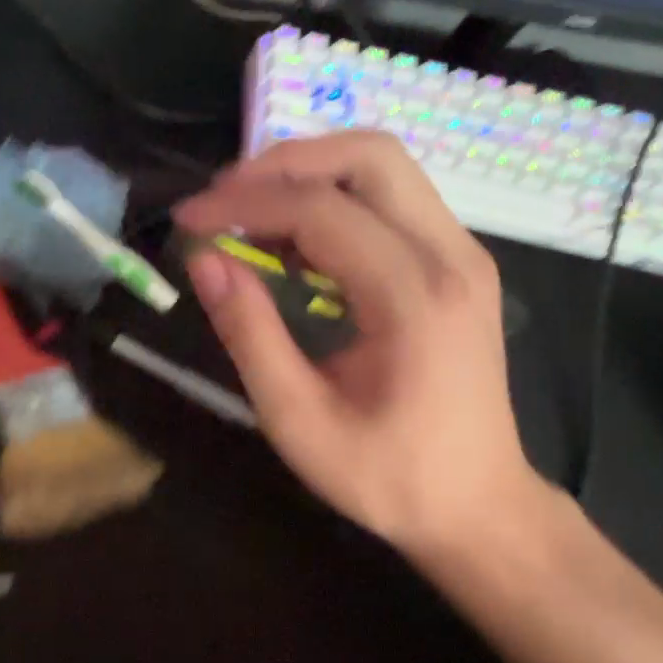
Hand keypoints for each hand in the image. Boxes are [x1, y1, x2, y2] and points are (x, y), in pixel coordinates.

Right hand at [176, 132, 547, 558]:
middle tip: (220, 198)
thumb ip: (250, 333)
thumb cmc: (385, 475)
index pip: (320, 210)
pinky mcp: (454, 265)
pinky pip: (391, 201)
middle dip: (282, 163)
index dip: (242, 204)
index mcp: (414, 296)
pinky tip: (288, 242)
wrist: (477, 506)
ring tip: (244, 214)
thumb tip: (203, 261)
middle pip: (369, 156)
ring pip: (383, 169)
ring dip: (307, 175)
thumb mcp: (297, 418)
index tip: (185, 221)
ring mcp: (460, 255)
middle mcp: (449, 256)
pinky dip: (331, 201)